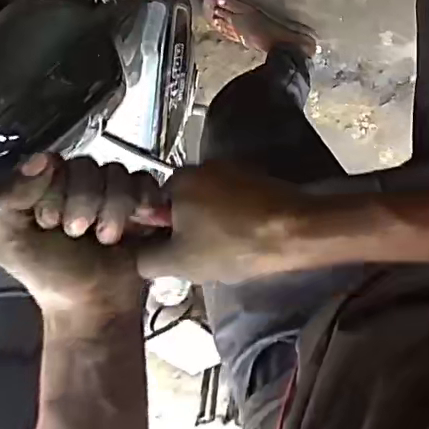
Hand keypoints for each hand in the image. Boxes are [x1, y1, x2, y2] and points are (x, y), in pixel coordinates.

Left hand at [0, 153, 162, 315]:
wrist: (92, 307)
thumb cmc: (49, 276)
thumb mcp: (9, 242)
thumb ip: (7, 198)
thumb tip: (39, 160)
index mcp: (45, 185)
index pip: (53, 162)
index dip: (54, 191)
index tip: (49, 222)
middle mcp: (78, 182)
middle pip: (87, 166)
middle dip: (83, 203)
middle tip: (78, 233)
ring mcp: (111, 190)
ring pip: (117, 173)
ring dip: (112, 209)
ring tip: (106, 238)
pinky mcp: (141, 200)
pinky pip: (145, 182)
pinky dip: (142, 202)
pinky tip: (134, 225)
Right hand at [133, 161, 313, 282]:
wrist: (294, 231)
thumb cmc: (233, 244)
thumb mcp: (179, 262)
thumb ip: (145, 259)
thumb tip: (134, 256)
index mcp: (178, 179)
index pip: (152, 207)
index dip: (161, 234)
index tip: (176, 252)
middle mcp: (202, 166)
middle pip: (181, 204)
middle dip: (187, 229)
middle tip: (200, 255)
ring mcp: (231, 169)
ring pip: (207, 204)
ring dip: (210, 225)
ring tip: (226, 249)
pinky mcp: (255, 177)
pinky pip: (231, 200)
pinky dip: (233, 218)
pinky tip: (243, 238)